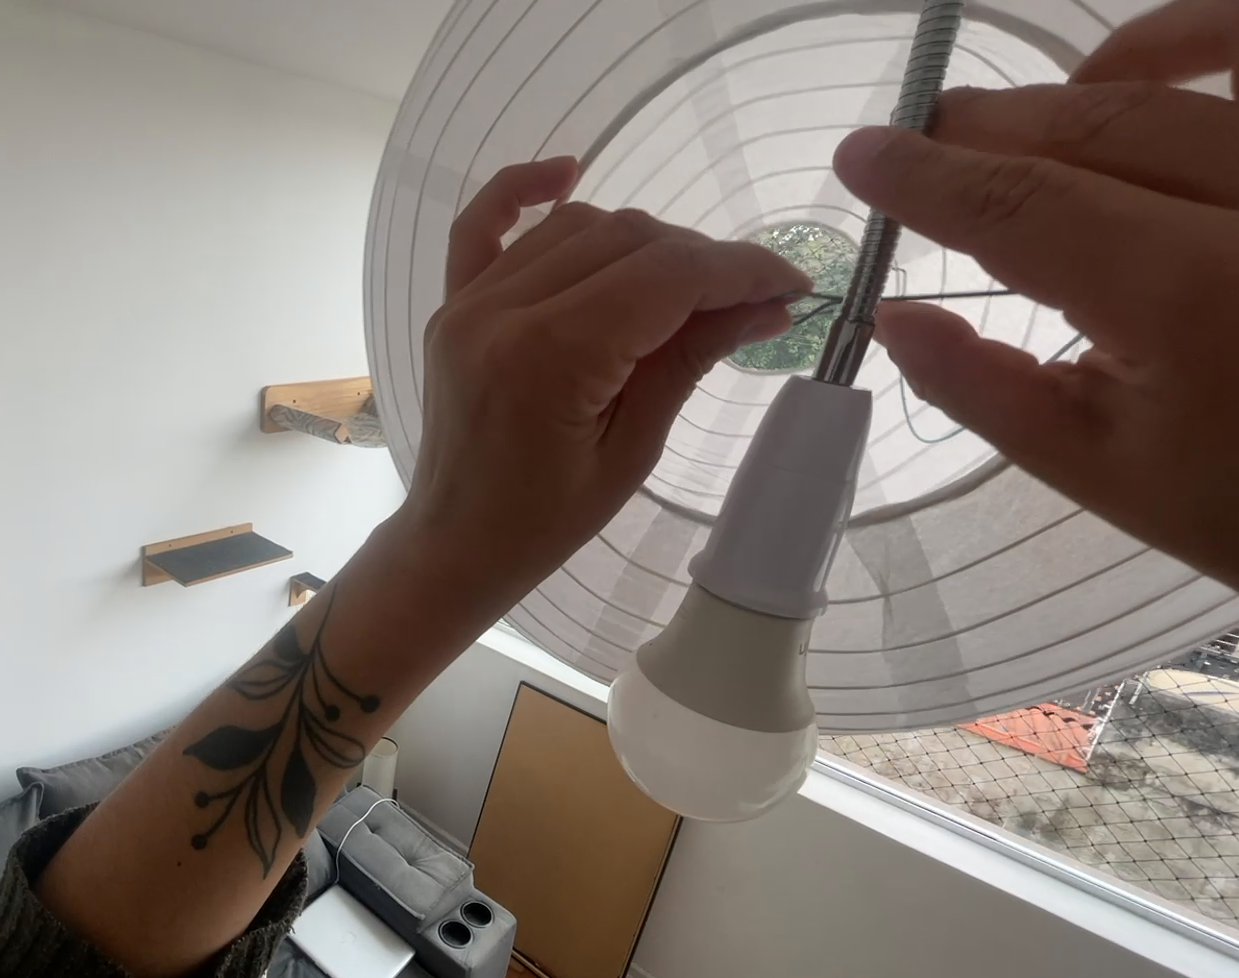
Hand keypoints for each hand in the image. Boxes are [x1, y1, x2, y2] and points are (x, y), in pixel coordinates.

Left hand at [387, 158, 808, 618]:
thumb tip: (764, 302)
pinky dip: (522, 191)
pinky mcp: (449, 310)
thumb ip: (686, 362)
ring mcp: (465, 307)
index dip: (739, 271)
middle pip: (624, 239)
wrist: (455, 544)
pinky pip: (479, 228)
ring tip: (677, 289)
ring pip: (573, 228)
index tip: (788, 284)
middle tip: (741, 301)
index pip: (665, 276)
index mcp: (548, 359)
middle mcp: (500, 313)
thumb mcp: (630, 453)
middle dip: (697, 262)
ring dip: (638, 242)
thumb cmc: (543, 524)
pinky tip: (567, 171)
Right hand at [830, 4, 1238, 636]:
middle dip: (994, 123)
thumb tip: (893, 315)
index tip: (860, 155)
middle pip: (1113, 125)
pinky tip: (1187, 80)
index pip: (1025, 209)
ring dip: (1128, 57)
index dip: (927, 179)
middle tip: (920, 130)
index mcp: (1203, 299)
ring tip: (1053, 94)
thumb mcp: (1090, 466)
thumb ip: (975, 385)